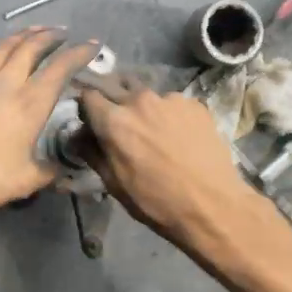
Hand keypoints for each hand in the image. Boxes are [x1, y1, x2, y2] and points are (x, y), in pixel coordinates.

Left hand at [0, 28, 100, 227]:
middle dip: (50, 36)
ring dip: (23, 35)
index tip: (92, 44)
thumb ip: (49, 171)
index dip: (79, 53)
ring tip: (34, 32)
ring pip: (5, 46)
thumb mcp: (25, 181)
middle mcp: (7, 82)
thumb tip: (63, 169)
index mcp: (30, 103)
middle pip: (31, 47)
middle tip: (62, 33)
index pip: (61, 68)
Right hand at [79, 86, 261, 251]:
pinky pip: (172, 103)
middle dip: (112, 99)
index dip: (87, 105)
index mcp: (114, 120)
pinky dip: (169, 114)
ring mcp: (169, 99)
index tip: (90, 116)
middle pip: (115, 85)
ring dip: (142, 106)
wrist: (212, 206)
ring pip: (146, 94)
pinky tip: (179, 135)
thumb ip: (92, 152)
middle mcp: (139, 100)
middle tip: (119, 120)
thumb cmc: (156, 201)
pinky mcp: (194, 103)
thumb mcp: (114, 183)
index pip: (88, 94)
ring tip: (153, 129)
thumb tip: (79, 135)